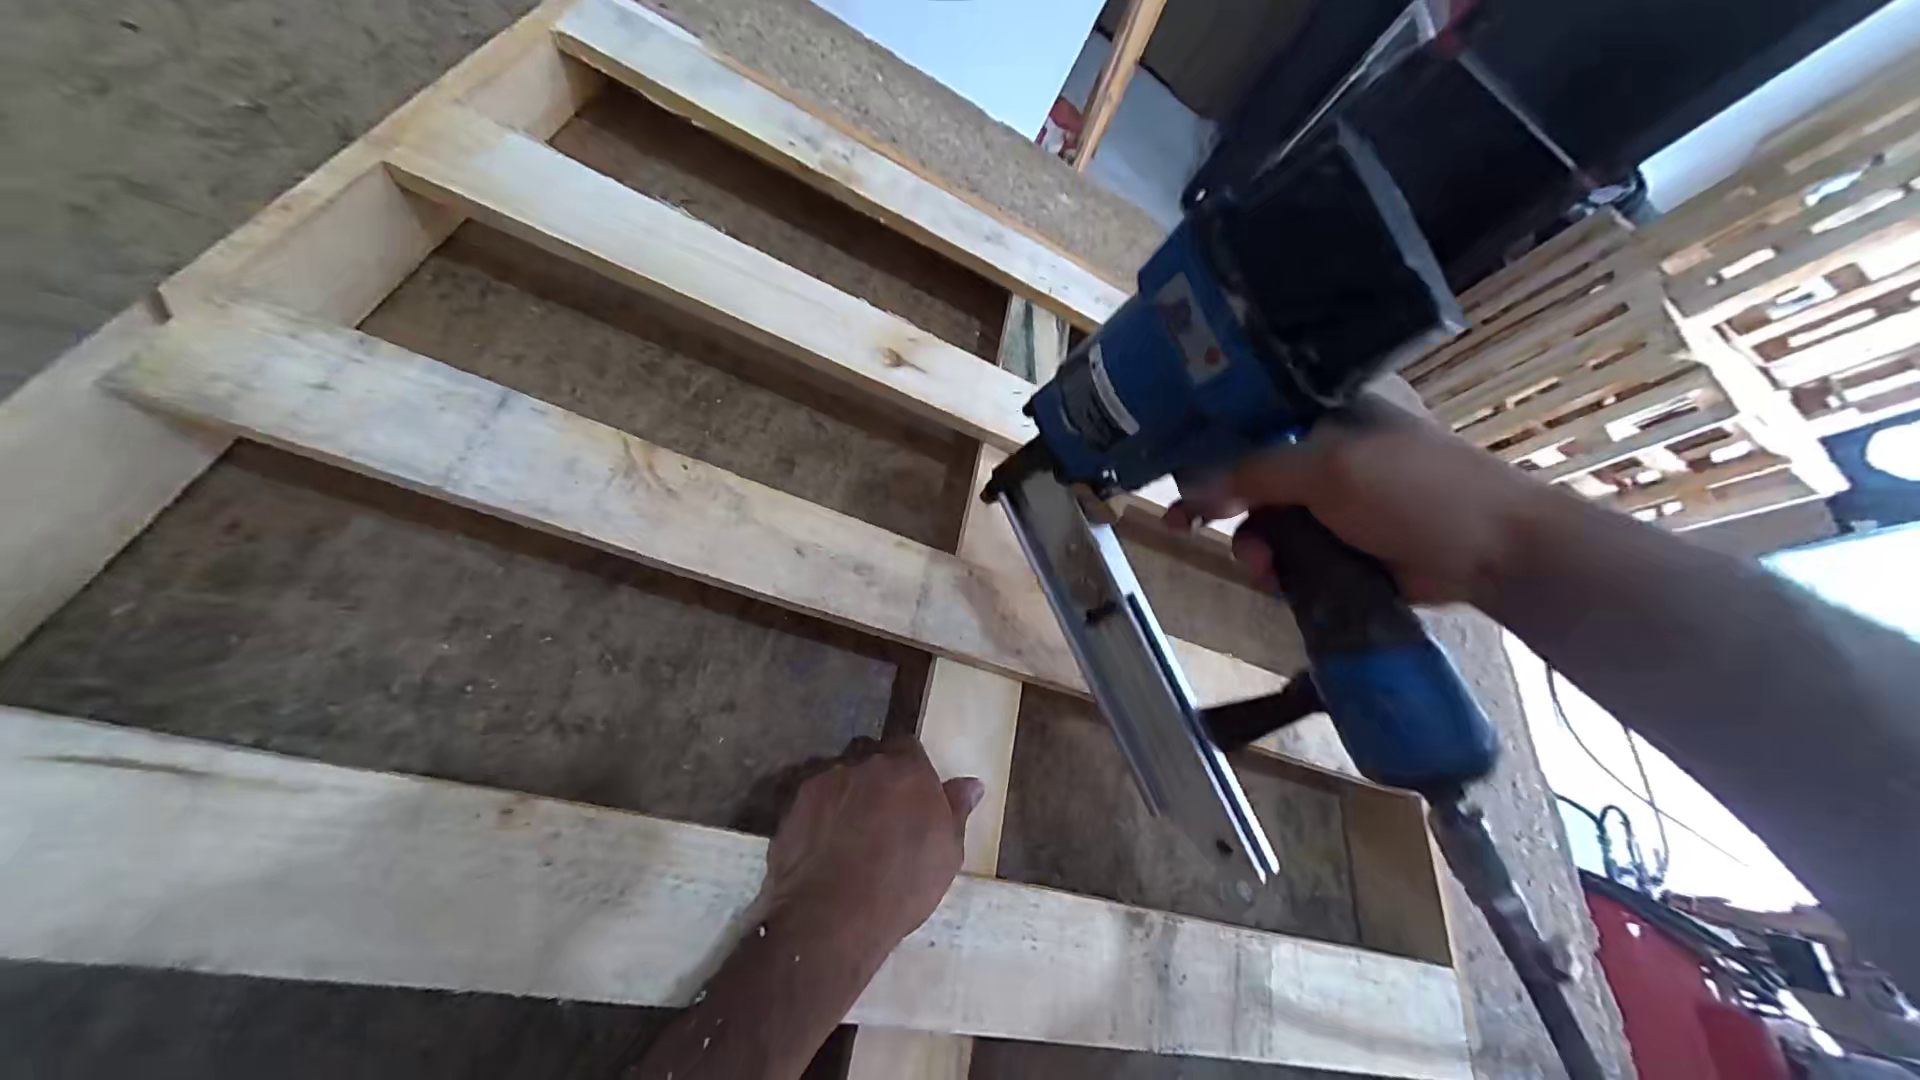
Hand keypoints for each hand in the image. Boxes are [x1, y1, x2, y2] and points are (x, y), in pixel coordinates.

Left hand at [762, 736, 983, 960]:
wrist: (833, 917)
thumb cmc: (904, 885)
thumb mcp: (947, 853)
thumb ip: (956, 809)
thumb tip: (972, 784)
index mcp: (907, 769)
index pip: (909, 747)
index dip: (910, 768)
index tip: (912, 793)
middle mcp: (866, 764)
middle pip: (873, 759)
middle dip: (878, 779)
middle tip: (883, 816)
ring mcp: (827, 781)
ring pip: (842, 778)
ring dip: (849, 795)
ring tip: (849, 835)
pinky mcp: (796, 803)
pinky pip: (814, 799)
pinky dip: (821, 814)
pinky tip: (823, 845)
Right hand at [1164, 393, 1549, 606]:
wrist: (1495, 554)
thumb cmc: (1416, 491)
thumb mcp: (1329, 470)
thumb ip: (1254, 473)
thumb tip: (1190, 488)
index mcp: (1326, 417)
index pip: (1249, 421)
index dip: (1208, 445)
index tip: (1176, 473)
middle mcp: (1323, 454)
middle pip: (1247, 475)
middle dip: (1219, 505)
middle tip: (1180, 525)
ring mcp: (1331, 501)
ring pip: (1262, 519)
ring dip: (1251, 544)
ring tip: (1260, 567)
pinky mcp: (1338, 542)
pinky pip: (1286, 550)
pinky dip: (1274, 566)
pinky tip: (1275, 580)